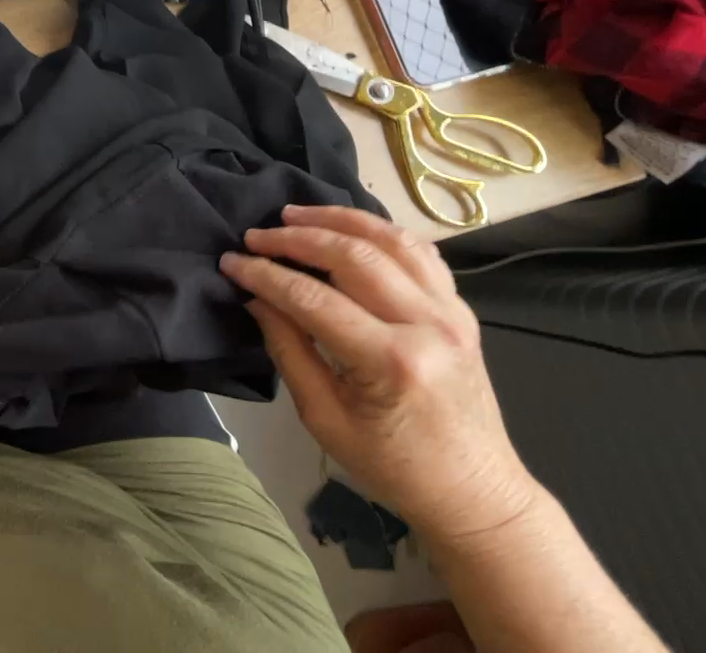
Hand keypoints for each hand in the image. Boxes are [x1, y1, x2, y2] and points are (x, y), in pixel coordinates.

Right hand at [220, 206, 539, 544]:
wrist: (475, 491)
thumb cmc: (392, 465)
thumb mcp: (323, 417)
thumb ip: (289, 350)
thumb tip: (257, 299)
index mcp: (391, 361)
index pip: (313, 299)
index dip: (265, 275)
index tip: (230, 262)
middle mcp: (428, 325)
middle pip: (354, 257)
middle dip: (296, 239)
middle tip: (255, 235)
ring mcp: (452, 313)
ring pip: (392, 241)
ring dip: (339, 220)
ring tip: (296, 214)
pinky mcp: (460, 311)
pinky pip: (420, 253)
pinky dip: (380, 232)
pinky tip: (348, 229)